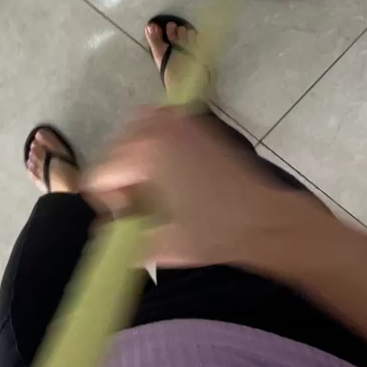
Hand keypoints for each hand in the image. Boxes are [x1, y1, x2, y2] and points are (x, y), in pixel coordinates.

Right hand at [87, 107, 329, 274]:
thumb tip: (106, 233)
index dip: (104, 198)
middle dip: (119, 174)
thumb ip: (126, 239)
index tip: (120, 215)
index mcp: (143, 156)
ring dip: (134, 152)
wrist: (266, 219)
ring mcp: (181, 122)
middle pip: (115, 148)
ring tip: (149, 182)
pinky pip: (163, 121)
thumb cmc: (215, 234)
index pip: (100, 173)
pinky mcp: (201, 123)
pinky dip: (157, 139)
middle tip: (134, 202)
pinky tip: (170, 168)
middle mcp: (158, 129)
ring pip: (136, 128)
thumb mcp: (163, 245)